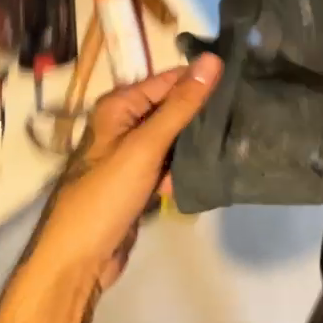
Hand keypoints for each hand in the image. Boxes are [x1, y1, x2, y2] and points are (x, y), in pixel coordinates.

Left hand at [16, 55, 221, 296]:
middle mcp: (125, 122)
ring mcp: (133, 152)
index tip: (243, 80)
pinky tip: (213, 165)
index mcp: (120, 105)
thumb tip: (213, 58)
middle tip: (246, 110)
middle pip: (175, 105)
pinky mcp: (141, 178)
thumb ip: (181, 104)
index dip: (204, 79)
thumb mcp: (146, 145)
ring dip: (198, 140)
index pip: (172, 79)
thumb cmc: (105, 196)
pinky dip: (187, 164)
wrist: (76, 263)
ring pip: (176, 135)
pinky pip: (171, 160)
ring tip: (238, 134)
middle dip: (204, 112)